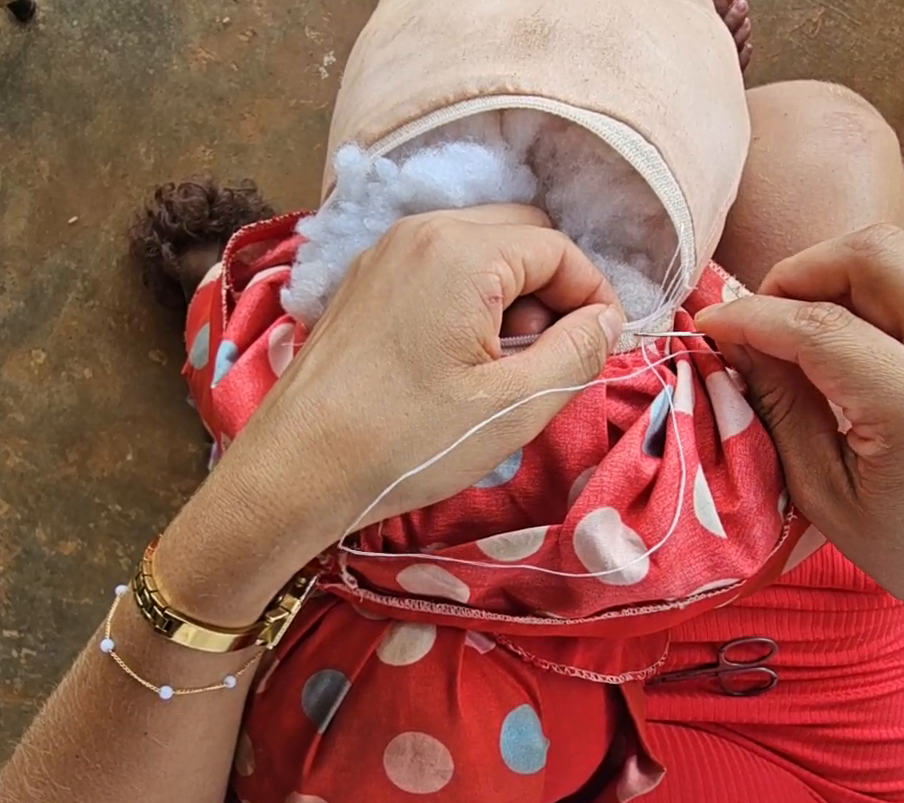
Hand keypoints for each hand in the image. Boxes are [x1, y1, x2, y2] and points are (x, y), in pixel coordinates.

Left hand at [157, 204, 623, 624]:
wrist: (297, 469)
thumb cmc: (408, 442)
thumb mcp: (511, 407)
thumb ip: (575, 354)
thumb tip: (607, 321)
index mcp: (462, 251)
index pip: (558, 248)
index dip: (594, 295)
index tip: (606, 344)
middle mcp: (419, 232)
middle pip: (517, 238)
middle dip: (552, 291)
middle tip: (553, 358)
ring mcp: (382, 255)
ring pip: (475, 254)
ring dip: (510, 298)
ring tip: (504, 368)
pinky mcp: (361, 286)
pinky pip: (435, 272)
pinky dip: (467, 303)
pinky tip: (458, 361)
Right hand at [696, 224, 903, 672]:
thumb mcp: (823, 494)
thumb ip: (781, 407)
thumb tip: (740, 344)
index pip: (822, 326)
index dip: (753, 315)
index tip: (713, 320)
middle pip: (878, 254)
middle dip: (802, 270)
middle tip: (761, 312)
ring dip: (836, 283)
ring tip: (796, 333)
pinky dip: (873, 303)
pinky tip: (846, 347)